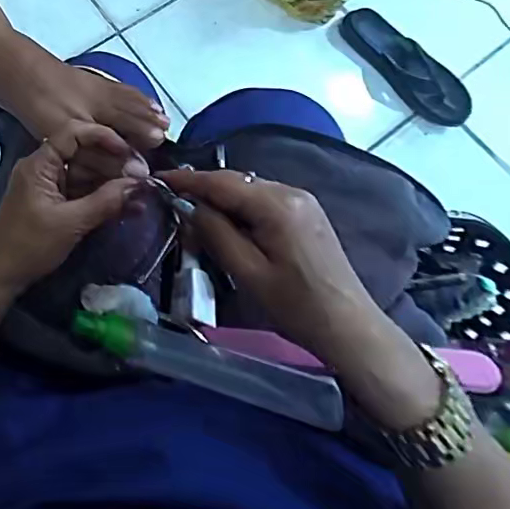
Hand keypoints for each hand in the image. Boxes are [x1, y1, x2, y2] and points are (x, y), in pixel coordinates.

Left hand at [0, 122, 143, 293]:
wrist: (0, 275)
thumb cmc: (30, 245)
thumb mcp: (71, 223)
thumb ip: (105, 201)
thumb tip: (139, 184)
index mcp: (39, 164)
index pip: (73, 133)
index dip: (103, 137)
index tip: (130, 151)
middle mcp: (43, 168)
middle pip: (83, 153)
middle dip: (114, 163)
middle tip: (145, 176)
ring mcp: (49, 185)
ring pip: (85, 173)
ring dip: (112, 182)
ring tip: (143, 192)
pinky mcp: (54, 202)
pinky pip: (82, 191)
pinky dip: (102, 197)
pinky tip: (128, 205)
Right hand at [158, 169, 380, 357]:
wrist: (350, 329)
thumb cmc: (297, 306)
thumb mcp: (247, 272)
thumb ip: (215, 232)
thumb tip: (189, 206)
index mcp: (277, 204)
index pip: (221, 182)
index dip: (187, 179)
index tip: (159, 179)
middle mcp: (291, 191)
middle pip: (235, 181)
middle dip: (203, 188)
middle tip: (171, 199)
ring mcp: (302, 200)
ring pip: (248, 188)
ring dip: (221, 197)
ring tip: (194, 211)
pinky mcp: (306, 212)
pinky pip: (263, 198)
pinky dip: (240, 205)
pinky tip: (227, 221)